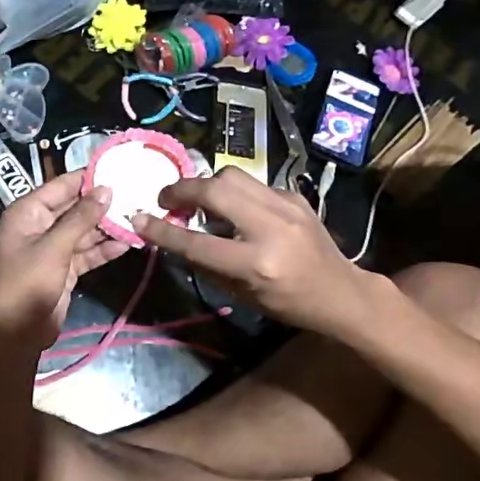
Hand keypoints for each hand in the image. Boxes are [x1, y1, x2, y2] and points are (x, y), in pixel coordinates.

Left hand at [0, 173, 129, 348]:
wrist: (14, 334)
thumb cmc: (26, 283)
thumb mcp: (54, 247)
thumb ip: (81, 217)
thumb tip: (107, 188)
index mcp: (29, 212)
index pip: (62, 185)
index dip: (89, 177)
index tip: (119, 168)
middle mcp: (41, 225)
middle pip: (76, 207)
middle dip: (103, 203)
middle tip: (137, 192)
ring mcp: (53, 248)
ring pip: (85, 230)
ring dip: (108, 227)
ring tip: (139, 217)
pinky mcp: (65, 268)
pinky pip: (88, 252)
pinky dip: (105, 249)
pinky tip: (128, 243)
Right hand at [131, 167, 388, 337]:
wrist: (340, 291)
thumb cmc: (288, 304)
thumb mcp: (242, 295)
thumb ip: (205, 264)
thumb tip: (174, 237)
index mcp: (257, 263)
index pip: (197, 243)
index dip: (163, 230)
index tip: (139, 218)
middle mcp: (271, 228)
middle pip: (215, 190)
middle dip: (182, 188)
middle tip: (167, 198)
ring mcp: (286, 206)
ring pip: (232, 176)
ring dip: (206, 184)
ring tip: (197, 200)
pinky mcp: (294, 195)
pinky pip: (253, 184)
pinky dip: (234, 193)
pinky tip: (235, 210)